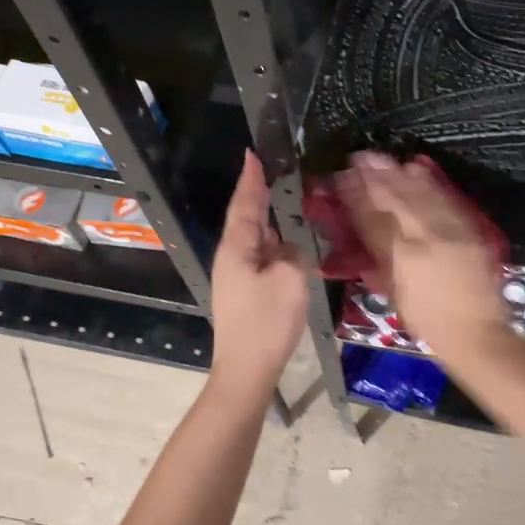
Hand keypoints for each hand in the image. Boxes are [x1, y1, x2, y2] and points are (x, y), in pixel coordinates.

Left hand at [208, 150, 307, 398]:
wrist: (246, 371)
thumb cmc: (267, 321)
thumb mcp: (291, 279)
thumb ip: (292, 253)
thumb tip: (287, 249)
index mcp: (237, 248)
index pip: (245, 203)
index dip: (251, 179)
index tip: (253, 154)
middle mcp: (231, 258)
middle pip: (247, 219)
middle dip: (259, 196)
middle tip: (273, 172)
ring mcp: (236, 278)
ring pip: (255, 241)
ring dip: (269, 223)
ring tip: (285, 204)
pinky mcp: (244, 295)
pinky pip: (261, 261)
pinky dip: (274, 248)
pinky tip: (288, 248)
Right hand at [337, 152, 502, 358]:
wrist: (476, 332)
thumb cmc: (426, 320)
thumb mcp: (392, 293)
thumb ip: (376, 261)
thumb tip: (358, 235)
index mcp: (401, 257)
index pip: (372, 217)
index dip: (355, 195)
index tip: (341, 178)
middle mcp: (424, 237)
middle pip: (394, 197)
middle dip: (373, 175)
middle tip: (357, 159)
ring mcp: (450, 230)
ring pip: (420, 192)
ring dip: (397, 172)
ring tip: (380, 158)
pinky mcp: (469, 229)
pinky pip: (445, 197)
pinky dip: (428, 180)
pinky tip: (415, 167)